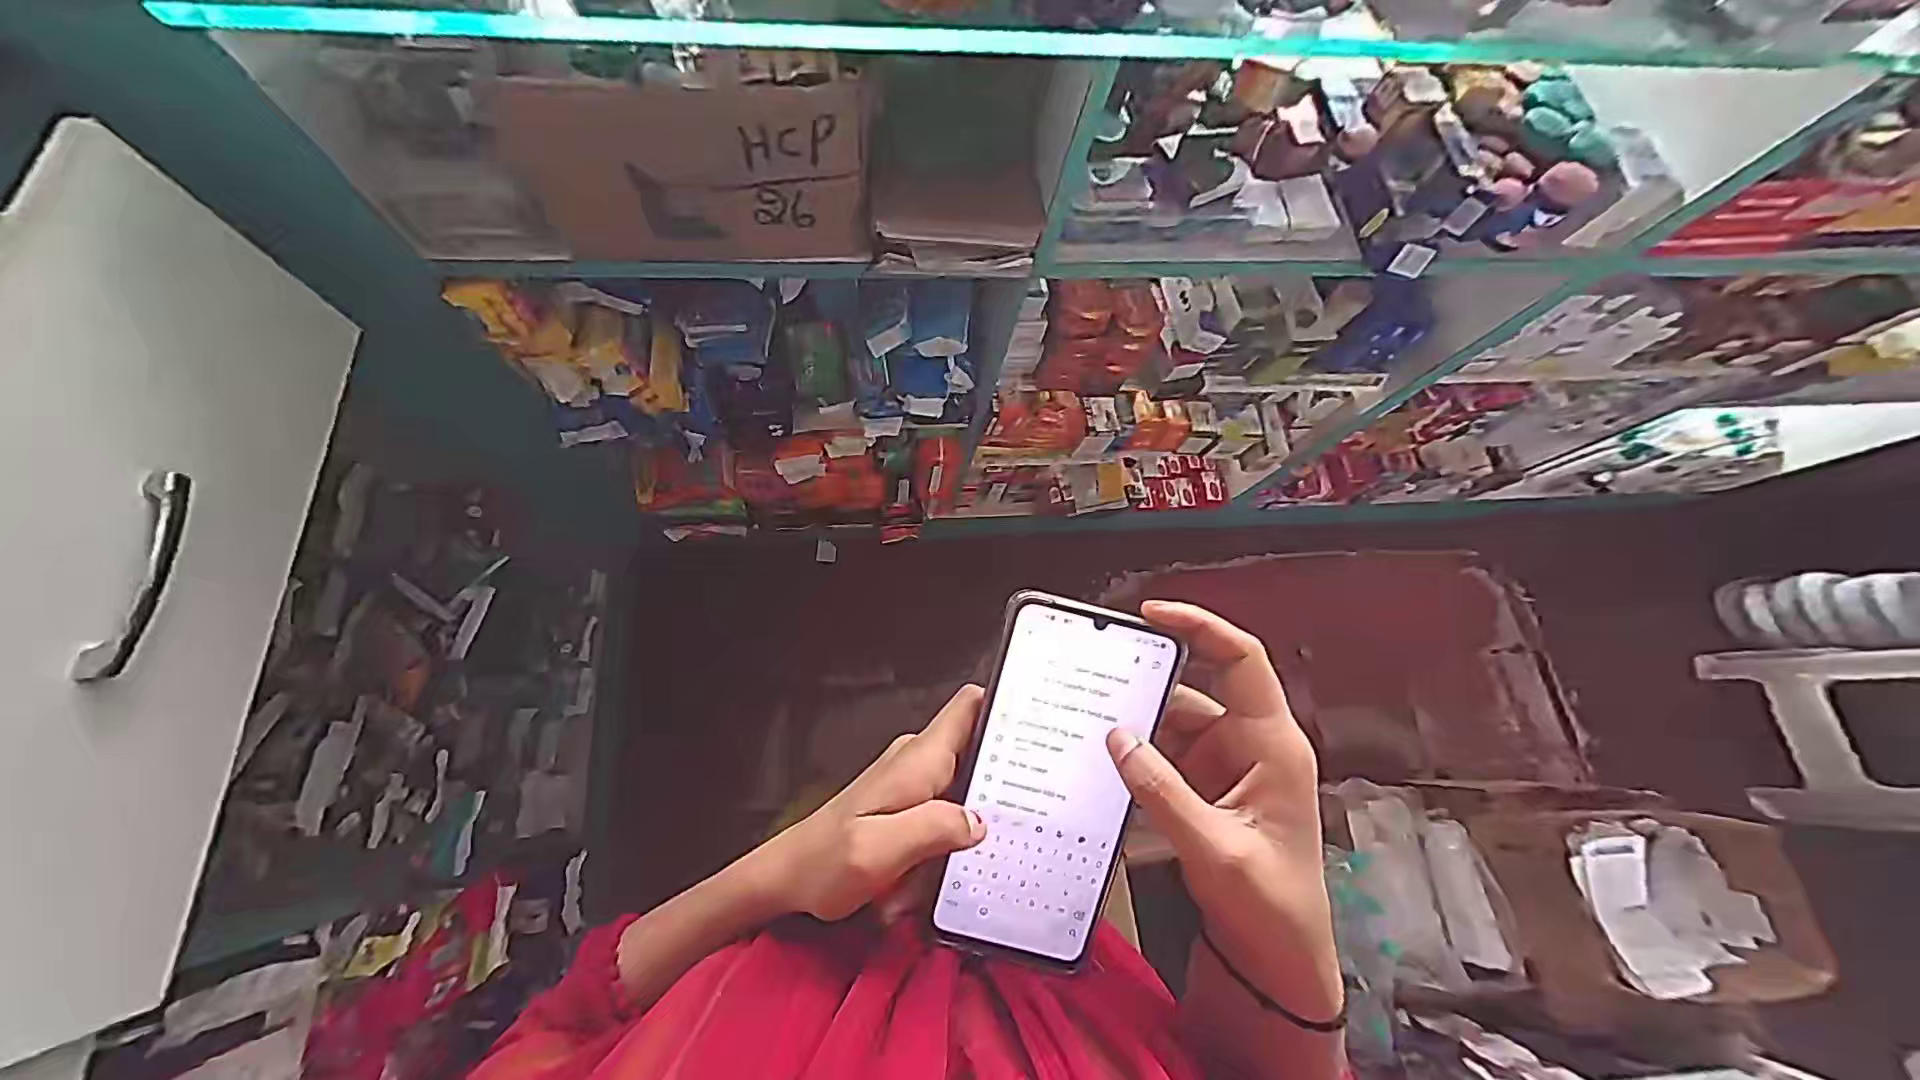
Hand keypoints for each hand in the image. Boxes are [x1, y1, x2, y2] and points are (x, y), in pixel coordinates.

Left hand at [767, 685, 987, 921]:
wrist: (788, 875)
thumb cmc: (825, 860)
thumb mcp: (880, 850)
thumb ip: (932, 829)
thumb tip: (979, 821)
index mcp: (919, 760)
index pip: (969, 706)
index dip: (1005, 710)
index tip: (1035, 733)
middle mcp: (919, 761)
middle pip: (978, 759)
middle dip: (987, 804)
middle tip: (974, 845)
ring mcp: (914, 780)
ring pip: (963, 799)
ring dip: (953, 839)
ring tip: (917, 876)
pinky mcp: (908, 802)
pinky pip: (943, 818)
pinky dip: (936, 849)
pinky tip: (910, 879)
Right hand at [1105, 601, 1339, 1018]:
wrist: (1276, 958)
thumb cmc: (1273, 908)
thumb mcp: (1216, 850)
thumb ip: (1163, 792)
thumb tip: (1119, 740)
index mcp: (1271, 745)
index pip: (1241, 660)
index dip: (1199, 627)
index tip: (1153, 614)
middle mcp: (1248, 744)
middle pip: (1191, 690)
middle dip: (1144, 687)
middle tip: (1097, 682)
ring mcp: (1222, 764)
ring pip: (1169, 723)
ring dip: (1134, 726)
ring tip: (1092, 728)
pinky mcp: (1201, 785)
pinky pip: (1161, 753)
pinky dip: (1134, 755)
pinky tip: (1107, 762)